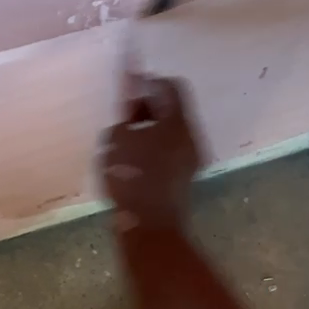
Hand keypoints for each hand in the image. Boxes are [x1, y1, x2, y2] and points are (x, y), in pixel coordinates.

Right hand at [100, 75, 205, 232]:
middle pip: (170, 107)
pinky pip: (166, 148)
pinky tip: (129, 160)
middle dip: (144, 107)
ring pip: (167, 129)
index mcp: (177, 122)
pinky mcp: (182, 175)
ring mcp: (189, 157)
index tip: (125, 90)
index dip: (145, 81)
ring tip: (121, 141)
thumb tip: (130, 91)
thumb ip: (125, 111)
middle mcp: (189, 136)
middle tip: (120, 118)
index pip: (168, 85)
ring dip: (146, 128)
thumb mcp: (118, 138)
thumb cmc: (130, 177)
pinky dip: (150, 145)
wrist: (148, 226)